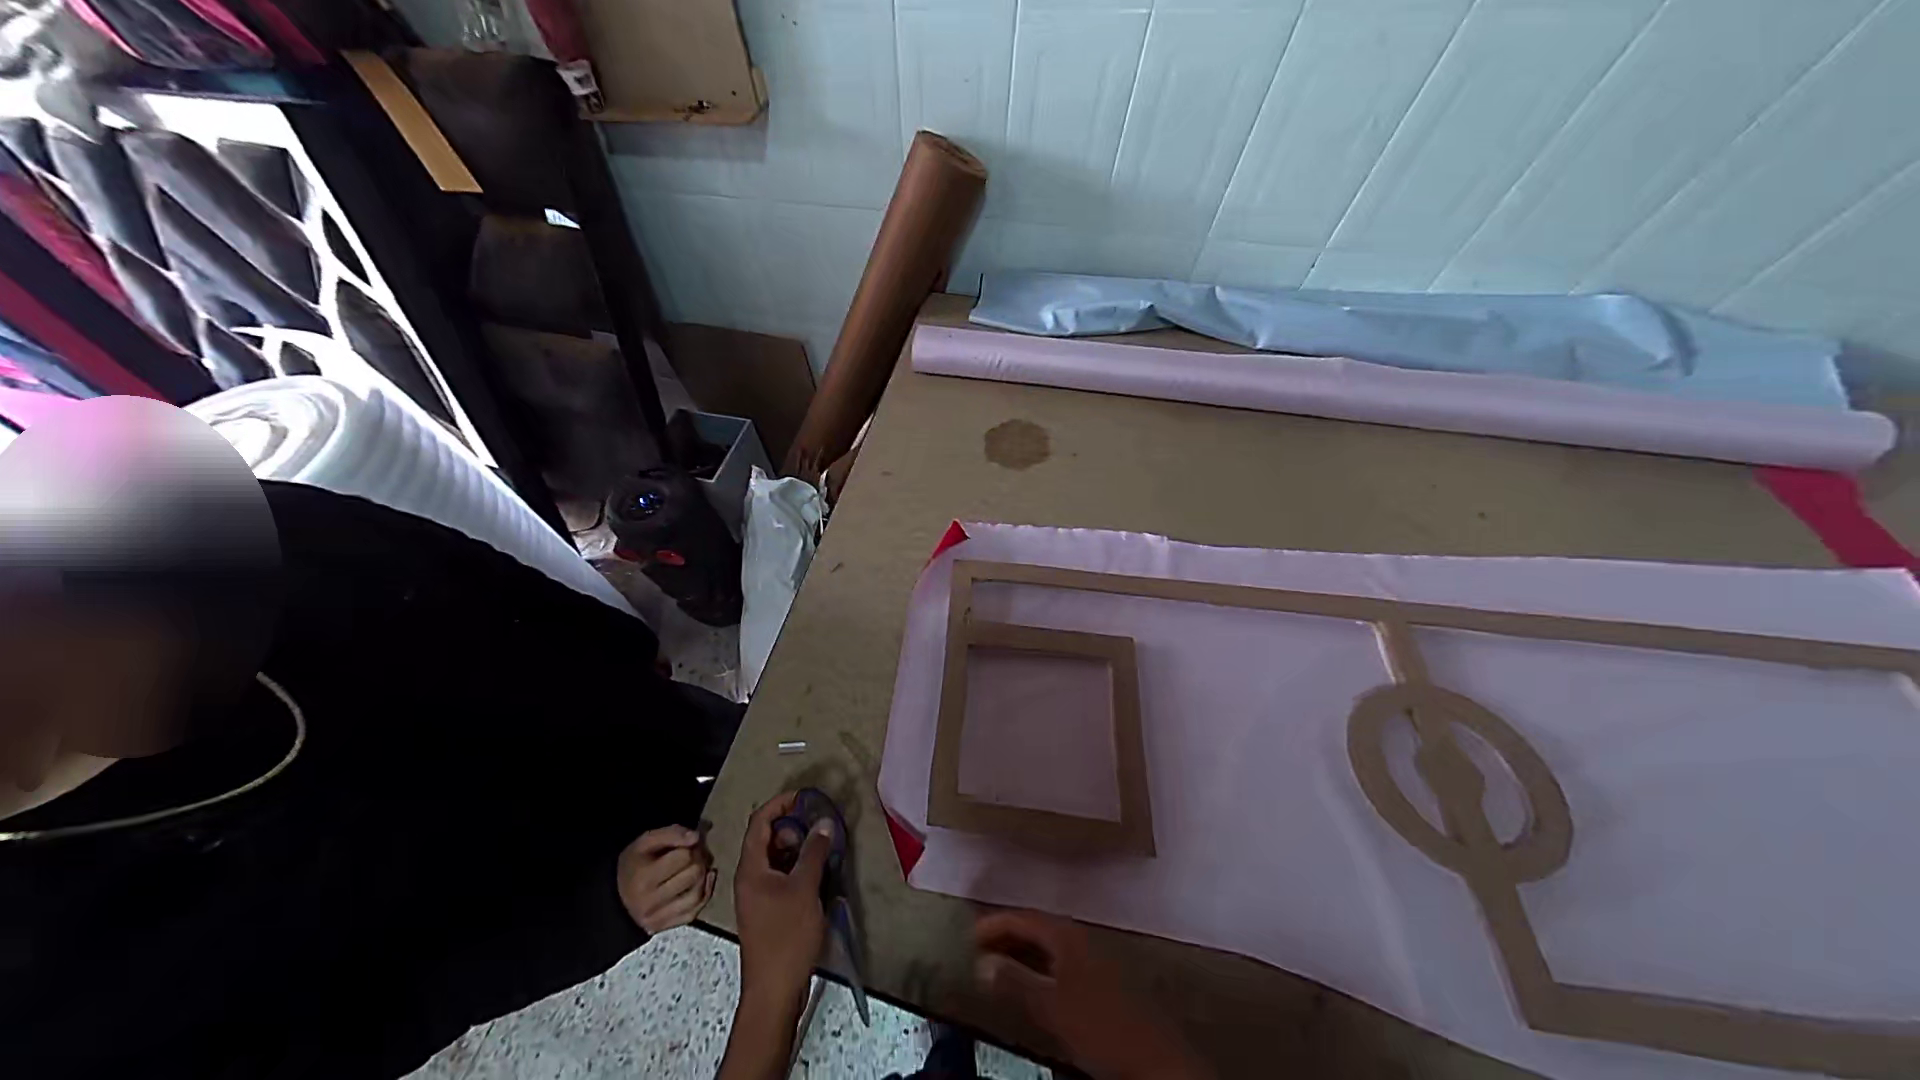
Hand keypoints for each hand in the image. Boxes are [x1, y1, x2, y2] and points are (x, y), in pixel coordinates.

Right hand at [617, 825, 714, 934]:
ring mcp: (657, 919)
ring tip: (696, 867)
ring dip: (702, 877)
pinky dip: (704, 894)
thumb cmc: (635, 863)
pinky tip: (703, 880)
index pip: (684, 856)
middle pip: (694, 874)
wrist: (617, 895)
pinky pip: (694, 912)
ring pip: (697, 894)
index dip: (689, 846)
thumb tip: (696, 837)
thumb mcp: (646, 841)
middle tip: (692, 856)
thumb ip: (672, 833)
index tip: (685, 845)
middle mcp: (649, 903)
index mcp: (643, 878)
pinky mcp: (664, 928)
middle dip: (698, 860)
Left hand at [733, 791, 834, 1010]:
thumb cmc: (786, 936)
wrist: (774, 990)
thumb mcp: (804, 888)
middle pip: (768, 839)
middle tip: (819, 830)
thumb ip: (814, 852)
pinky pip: (782, 877)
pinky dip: (799, 869)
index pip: (759, 822)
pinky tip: (820, 876)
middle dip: (794, 828)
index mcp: (751, 868)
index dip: (780, 804)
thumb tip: (823, 821)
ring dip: (799, 849)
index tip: (804, 797)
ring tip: (824, 851)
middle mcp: (750, 877)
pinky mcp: (769, 910)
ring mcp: (758, 895)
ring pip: (778, 859)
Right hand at [975, 910, 1211, 1079]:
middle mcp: (1080, 936)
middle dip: (1007, 935)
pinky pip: (1060, 959)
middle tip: (979, 949)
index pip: (1023, 917)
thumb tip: (982, 962)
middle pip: (1037, 927)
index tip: (970, 935)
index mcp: (1066, 934)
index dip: (995, 924)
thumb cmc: (1099, 1025)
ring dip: (1023, 951)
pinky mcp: (1101, 976)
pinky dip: (1039, 965)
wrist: (1154, 1056)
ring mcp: (1093, 955)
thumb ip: (1015, 982)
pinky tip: (1033, 982)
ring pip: (1049, 944)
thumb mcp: (1050, 1006)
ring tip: (999, 965)